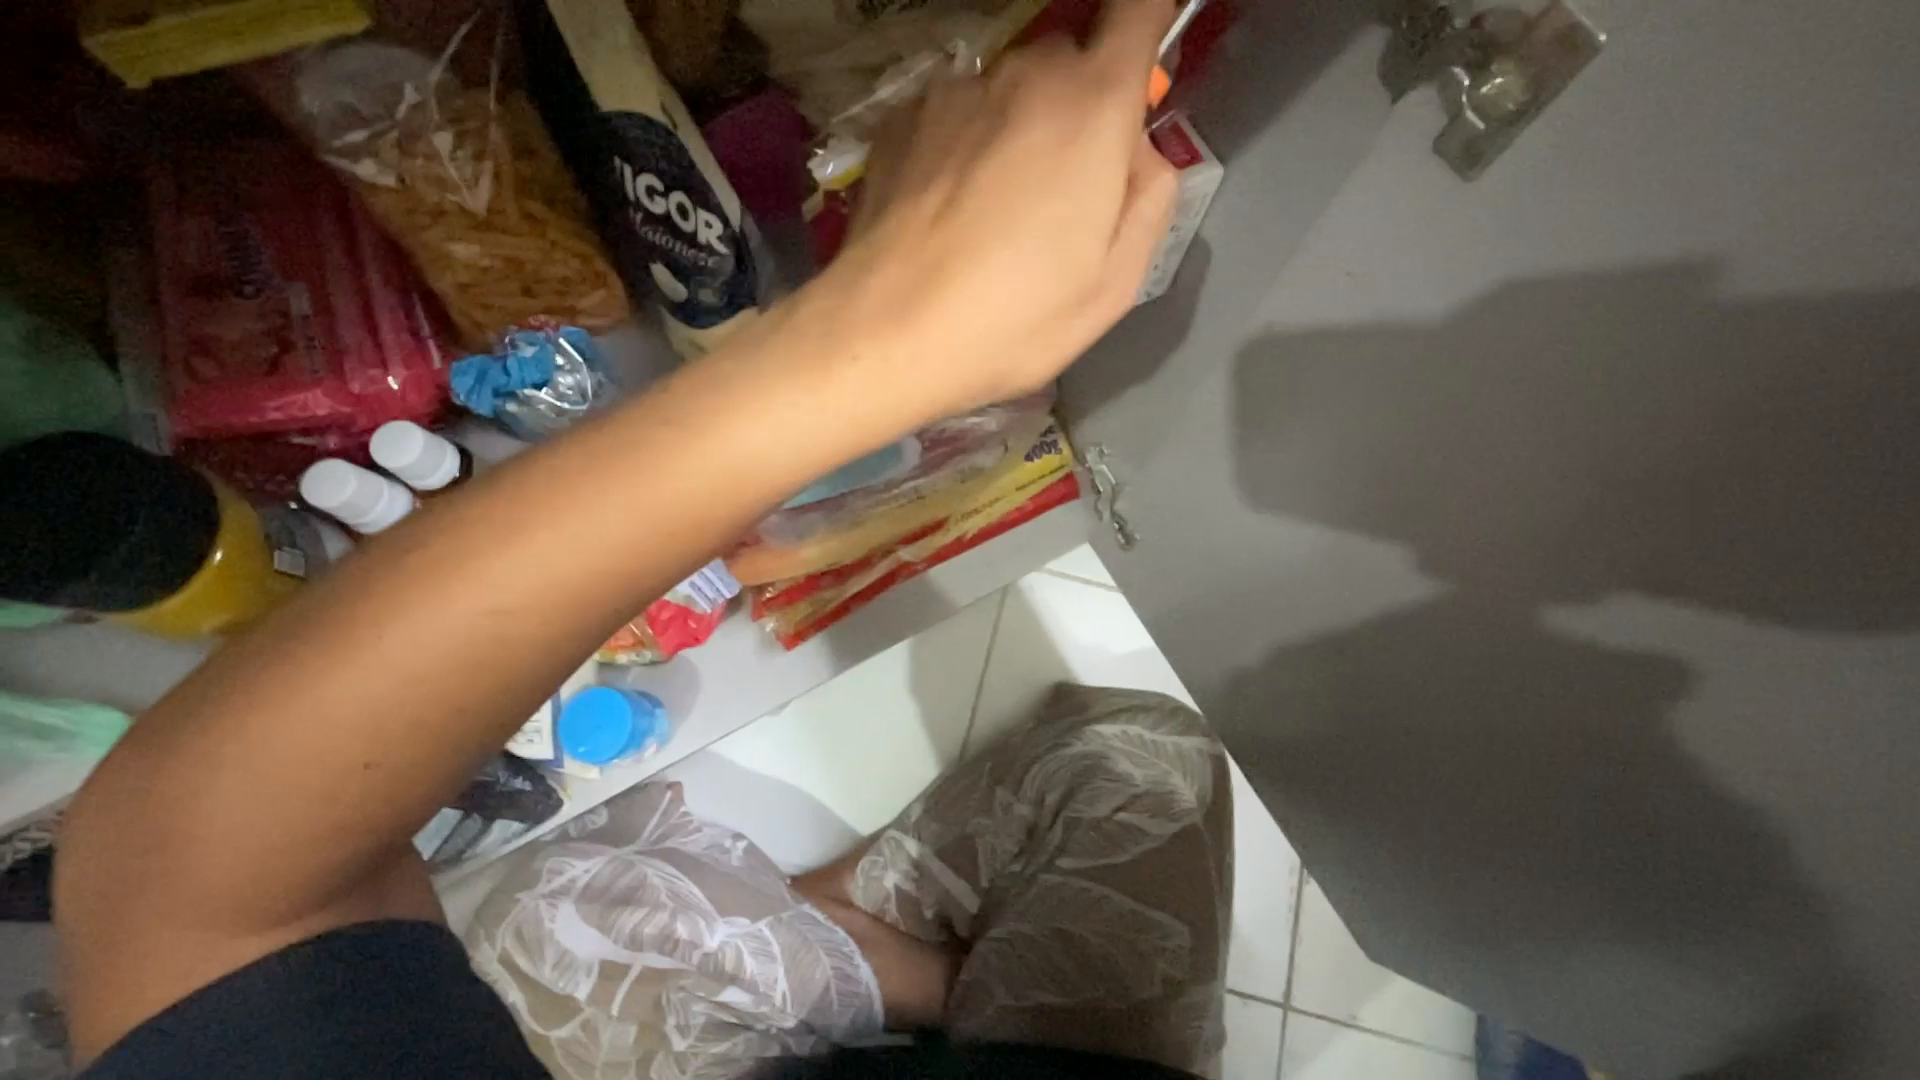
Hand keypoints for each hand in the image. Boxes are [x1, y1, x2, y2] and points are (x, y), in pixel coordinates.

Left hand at [807, 0, 1181, 420]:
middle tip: (1061, 194)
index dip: (1149, 27)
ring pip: (1007, 90)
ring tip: (993, 215)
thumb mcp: (1116, 282)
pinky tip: (948, 213)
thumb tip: (1139, 151)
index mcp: (1091, 106)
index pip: (1139, 12)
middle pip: (1068, 61)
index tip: (1138, 72)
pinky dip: (963, 146)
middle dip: (1078, 109)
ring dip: (1015, 130)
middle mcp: (1021, 75)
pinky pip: (955, 116)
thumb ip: (1151, 195)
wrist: (889, 335)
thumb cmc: (1014, 320)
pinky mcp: (901, 119)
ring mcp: (953, 93)